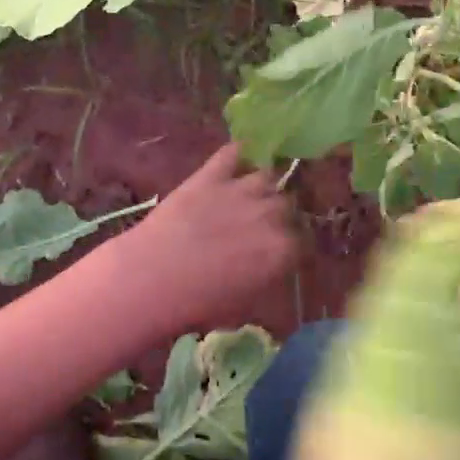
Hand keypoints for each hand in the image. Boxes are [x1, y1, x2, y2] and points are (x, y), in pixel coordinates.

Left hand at [109, 143, 295, 331]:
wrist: (155, 276)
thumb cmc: (200, 303)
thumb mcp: (245, 307)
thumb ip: (268, 285)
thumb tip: (273, 278)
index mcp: (283, 250)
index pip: (304, 241)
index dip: (293, 245)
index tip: (282, 252)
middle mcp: (270, 214)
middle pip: (287, 204)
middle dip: (278, 214)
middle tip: (260, 226)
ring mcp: (242, 188)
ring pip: (267, 176)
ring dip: (262, 186)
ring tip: (249, 196)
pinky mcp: (213, 173)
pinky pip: (234, 152)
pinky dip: (239, 152)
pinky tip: (239, 156)